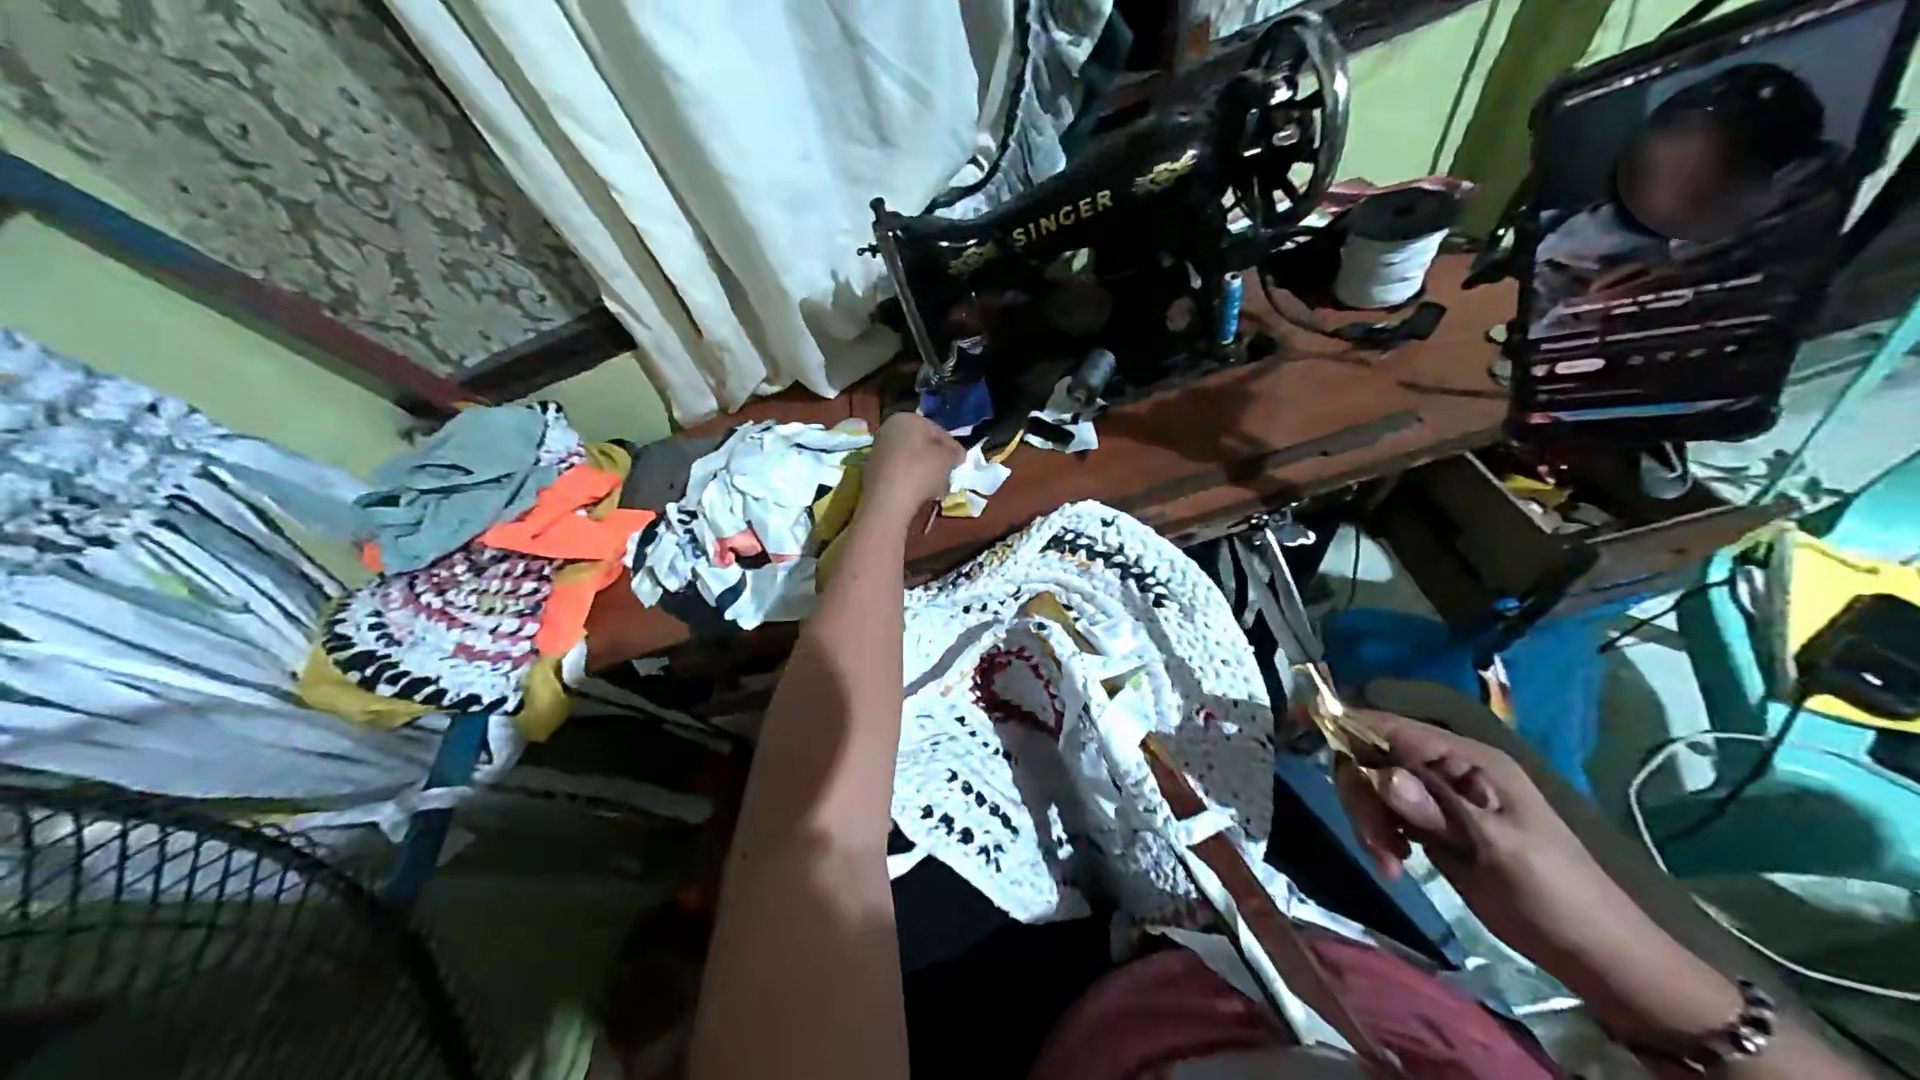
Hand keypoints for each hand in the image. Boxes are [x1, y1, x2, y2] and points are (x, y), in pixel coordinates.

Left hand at [862, 413, 963, 521]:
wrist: (888, 499)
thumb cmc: (921, 470)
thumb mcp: (947, 459)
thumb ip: (955, 453)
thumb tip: (958, 454)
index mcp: (907, 418)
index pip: (937, 430)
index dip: (951, 446)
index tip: (960, 461)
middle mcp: (889, 429)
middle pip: (922, 444)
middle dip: (937, 460)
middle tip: (948, 474)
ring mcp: (879, 450)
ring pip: (911, 459)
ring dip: (925, 471)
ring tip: (937, 488)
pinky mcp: (873, 470)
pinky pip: (899, 471)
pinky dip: (911, 479)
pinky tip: (921, 493)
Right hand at [1333, 711, 1610, 956]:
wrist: (1590, 948)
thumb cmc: (1554, 892)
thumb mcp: (1498, 850)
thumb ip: (1436, 809)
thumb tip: (1380, 776)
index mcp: (1467, 761)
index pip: (1390, 728)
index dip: (1343, 720)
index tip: (1296, 720)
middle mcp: (1446, 769)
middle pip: (1372, 758)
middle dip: (1361, 796)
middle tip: (1377, 842)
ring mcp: (1437, 797)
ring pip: (1373, 787)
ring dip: (1369, 821)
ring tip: (1391, 862)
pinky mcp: (1430, 824)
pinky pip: (1384, 813)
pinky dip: (1378, 834)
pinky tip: (1396, 863)